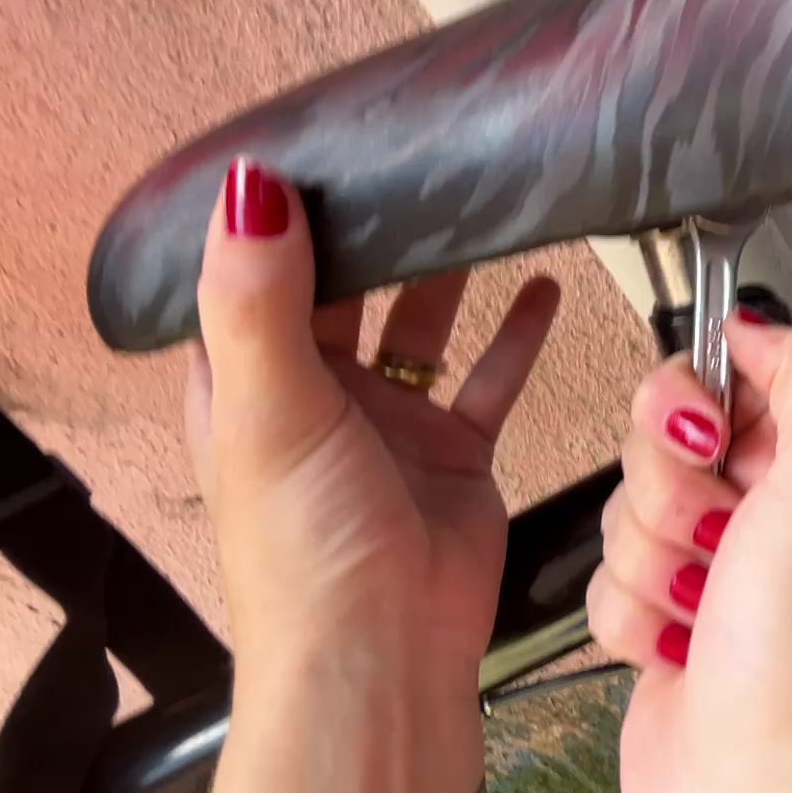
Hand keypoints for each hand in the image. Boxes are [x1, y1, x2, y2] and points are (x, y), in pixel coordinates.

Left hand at [187, 157, 558, 792]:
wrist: (391, 641)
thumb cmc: (310, 539)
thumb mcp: (274, 409)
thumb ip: (260, 301)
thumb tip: (249, 185)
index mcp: (250, 383)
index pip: (252, 279)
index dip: (276, 219)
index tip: (320, 151)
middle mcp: (320, 393)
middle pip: (348, 293)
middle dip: (379, 238)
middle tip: (422, 171)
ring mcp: (394, 419)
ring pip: (424, 328)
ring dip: (451, 277)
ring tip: (484, 214)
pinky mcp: (456, 443)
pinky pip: (488, 375)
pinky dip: (514, 334)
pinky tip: (542, 289)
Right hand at [588, 315, 791, 792]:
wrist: (762, 774)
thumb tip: (751, 324)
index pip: (708, 374)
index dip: (687, 403)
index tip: (705, 444)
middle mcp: (749, 496)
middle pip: (650, 438)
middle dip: (671, 493)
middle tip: (717, 533)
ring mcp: (698, 552)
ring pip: (620, 507)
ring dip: (655, 562)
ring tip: (706, 600)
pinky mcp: (654, 606)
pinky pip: (602, 576)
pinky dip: (635, 615)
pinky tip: (683, 640)